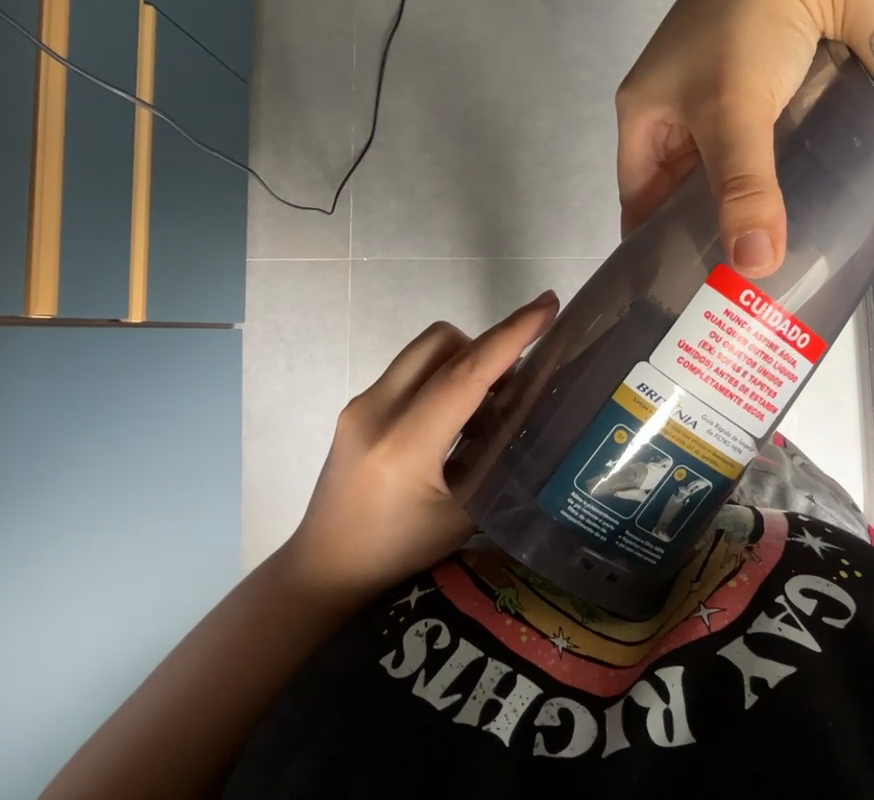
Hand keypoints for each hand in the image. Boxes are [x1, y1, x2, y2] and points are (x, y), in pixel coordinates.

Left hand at [282, 291, 560, 599]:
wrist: (326, 568)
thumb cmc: (398, 554)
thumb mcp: (463, 517)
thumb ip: (497, 462)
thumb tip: (532, 418)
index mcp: (405, 444)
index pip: (467, 373)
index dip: (512, 336)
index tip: (548, 305)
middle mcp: (376, 410)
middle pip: (443, 342)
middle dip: (487, 345)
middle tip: (517, 382)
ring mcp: (361, 404)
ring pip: (425, 350)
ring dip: (463, 360)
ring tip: (487, 406)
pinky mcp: (356, 407)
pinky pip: (410, 370)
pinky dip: (441, 376)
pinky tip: (455, 419)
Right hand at [615, 0, 853, 275]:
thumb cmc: (750, 29)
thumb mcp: (736, 115)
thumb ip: (744, 191)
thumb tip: (755, 269)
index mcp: (642, 110)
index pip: (635, 196)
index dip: (651, 242)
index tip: (679, 289)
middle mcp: (668, 100)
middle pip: (674, 183)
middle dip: (697, 227)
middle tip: (730, 280)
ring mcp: (710, 86)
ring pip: (713, 163)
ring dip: (732, 199)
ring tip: (762, 248)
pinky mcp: (752, 76)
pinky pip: (745, 140)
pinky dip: (759, 170)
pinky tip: (786, 196)